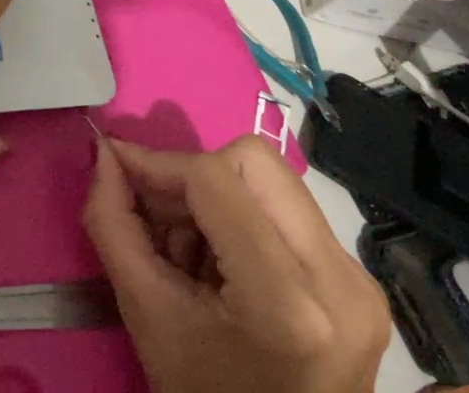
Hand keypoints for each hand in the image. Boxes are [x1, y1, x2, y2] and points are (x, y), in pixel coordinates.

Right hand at [81, 135, 390, 392]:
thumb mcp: (145, 313)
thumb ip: (114, 223)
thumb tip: (105, 154)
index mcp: (284, 300)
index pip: (215, 180)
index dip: (158, 163)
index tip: (117, 168)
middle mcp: (339, 279)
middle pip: (255, 163)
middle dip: (193, 175)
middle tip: (158, 213)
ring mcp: (360, 281)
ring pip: (273, 181)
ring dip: (217, 196)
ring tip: (188, 249)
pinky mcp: (363, 282)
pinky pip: (290, 212)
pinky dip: (243, 218)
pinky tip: (220, 263)